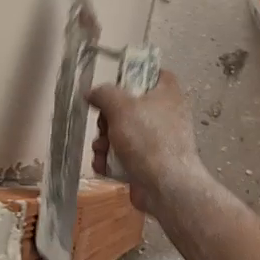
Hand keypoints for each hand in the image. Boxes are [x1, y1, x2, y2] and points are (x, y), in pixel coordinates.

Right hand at [88, 70, 206, 213]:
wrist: (166, 186)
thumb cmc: (148, 139)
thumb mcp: (121, 107)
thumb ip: (104, 94)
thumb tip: (92, 92)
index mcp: (168, 93)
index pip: (154, 74)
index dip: (134, 76)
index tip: (115, 85)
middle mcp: (167, 114)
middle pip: (130, 106)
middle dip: (108, 119)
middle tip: (103, 126)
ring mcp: (159, 141)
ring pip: (123, 133)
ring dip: (105, 142)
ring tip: (100, 150)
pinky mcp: (150, 163)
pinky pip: (125, 155)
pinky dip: (112, 160)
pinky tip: (103, 165)